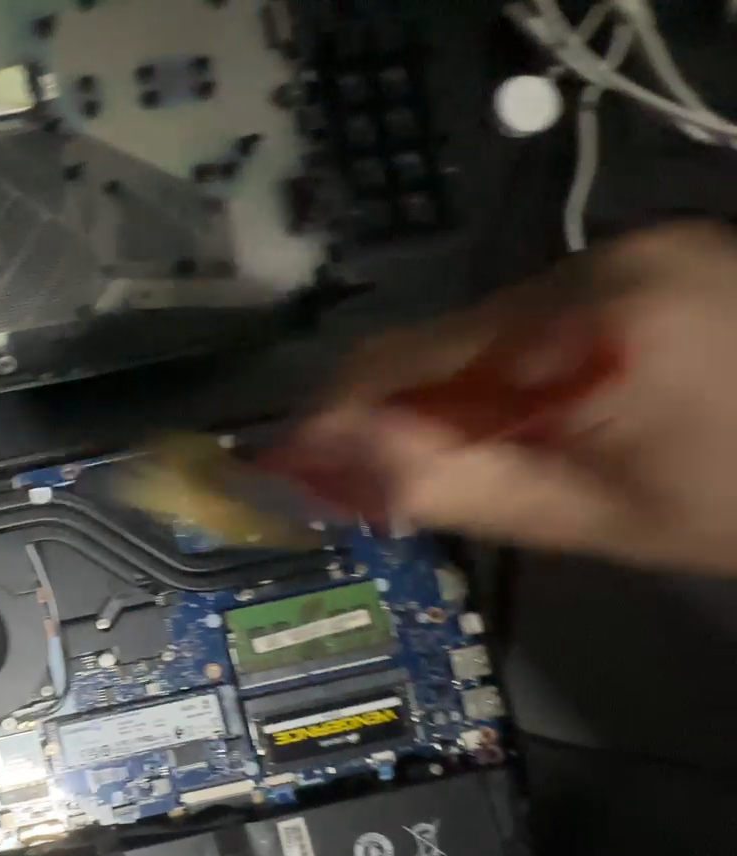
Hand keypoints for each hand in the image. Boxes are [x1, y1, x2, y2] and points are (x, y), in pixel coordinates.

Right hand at [288, 222, 736, 575]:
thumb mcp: (591, 513)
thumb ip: (450, 483)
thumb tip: (329, 465)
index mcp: (593, 310)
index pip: (406, 354)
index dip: (332, 410)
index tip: (289, 459)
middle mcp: (605, 260)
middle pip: (438, 342)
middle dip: (389, 411)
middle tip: (366, 472)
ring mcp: (634, 259)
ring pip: (478, 336)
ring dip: (444, 398)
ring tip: (450, 455)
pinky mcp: (652, 271)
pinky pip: (529, 327)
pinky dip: (497, 381)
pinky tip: (513, 422)